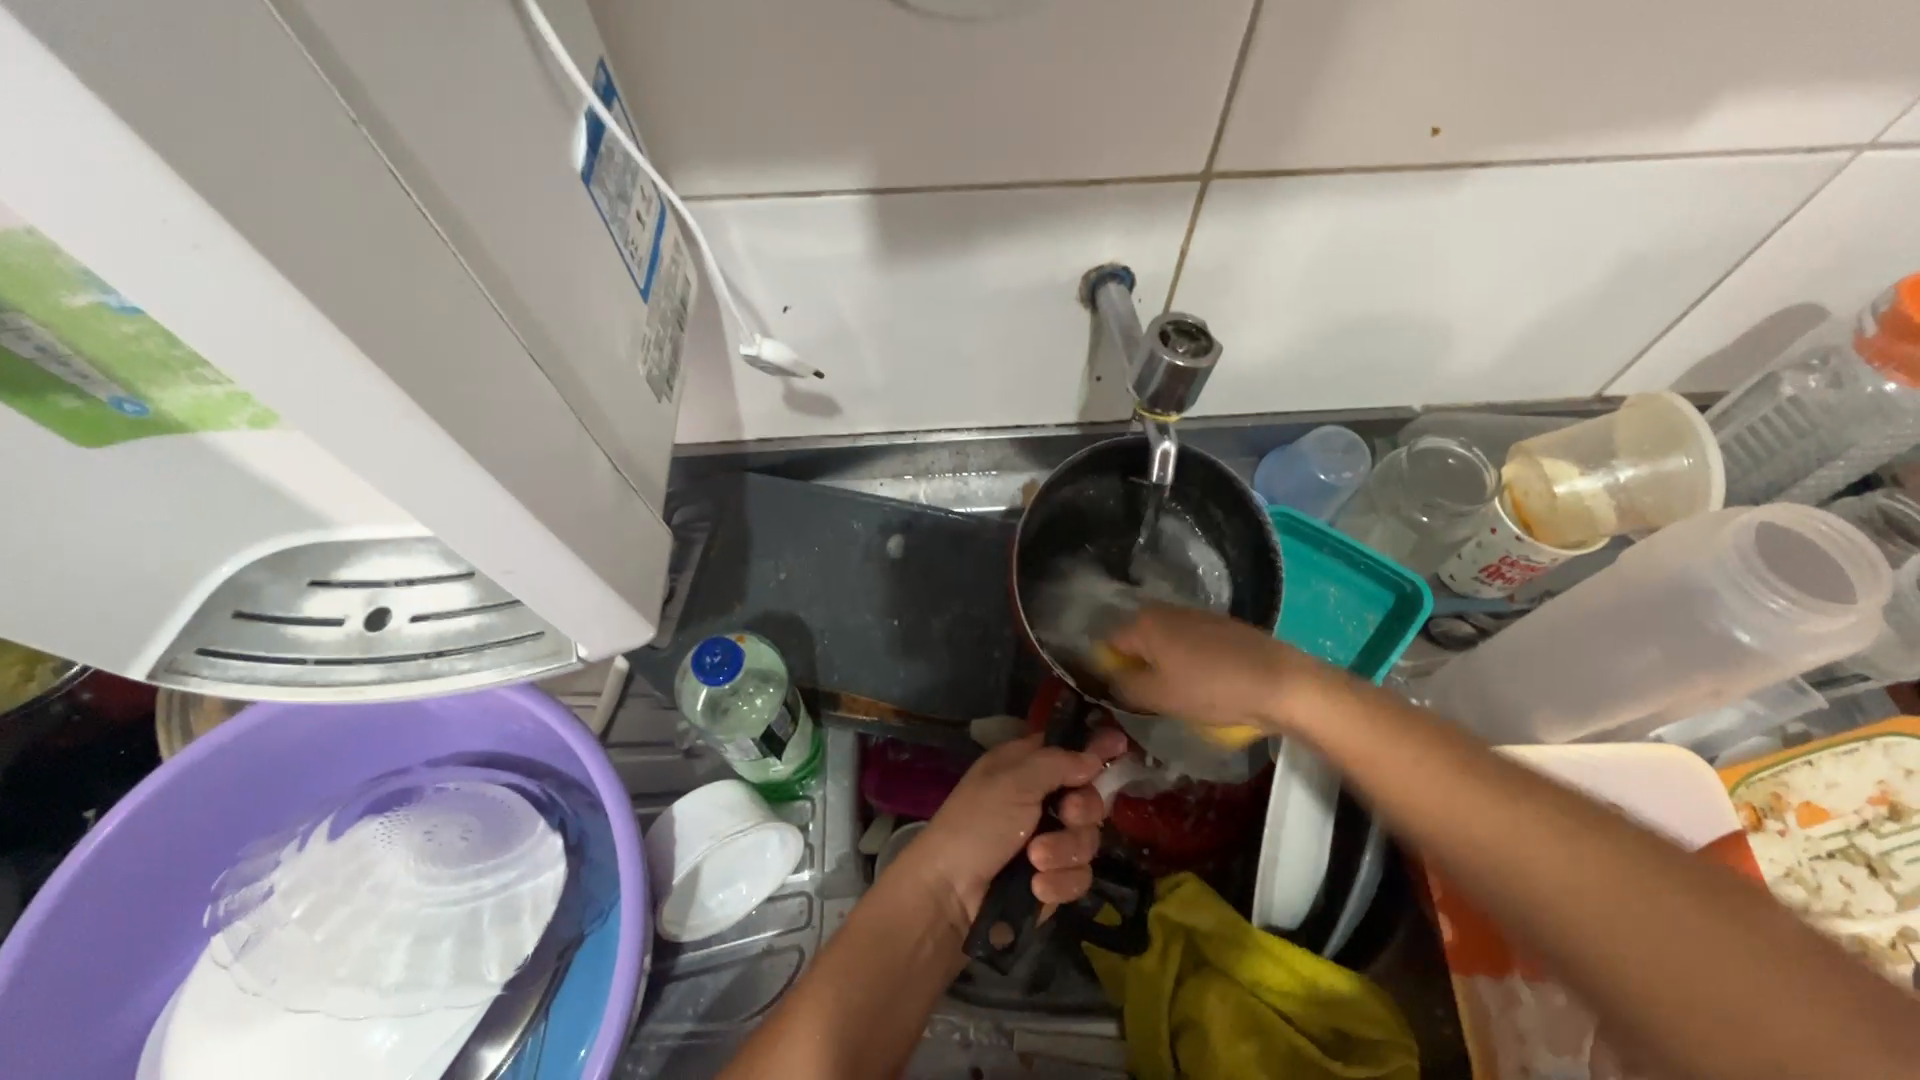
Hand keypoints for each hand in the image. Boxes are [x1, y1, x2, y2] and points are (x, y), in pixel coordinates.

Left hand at [898, 727, 1129, 924]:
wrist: (951, 894)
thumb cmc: (976, 824)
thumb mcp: (1013, 781)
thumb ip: (1058, 763)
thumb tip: (1093, 756)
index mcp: (1025, 767)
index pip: (1068, 749)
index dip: (1094, 748)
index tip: (1120, 746)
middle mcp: (1040, 800)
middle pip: (1090, 797)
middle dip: (1082, 810)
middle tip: (1065, 816)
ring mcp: (1049, 842)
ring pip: (1088, 839)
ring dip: (1065, 850)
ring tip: (1035, 859)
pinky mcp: (1053, 880)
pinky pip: (1080, 875)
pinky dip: (1059, 881)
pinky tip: (1036, 887)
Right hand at [1106, 604, 1333, 734]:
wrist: (1281, 682)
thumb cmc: (1212, 689)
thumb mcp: (1158, 697)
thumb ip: (1124, 686)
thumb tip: (1110, 678)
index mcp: (1144, 623)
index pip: (1108, 644)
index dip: (1110, 670)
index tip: (1125, 695)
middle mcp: (1165, 610)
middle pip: (1137, 641)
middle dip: (1139, 667)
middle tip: (1152, 698)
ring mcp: (1196, 615)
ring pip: (1165, 642)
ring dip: (1165, 665)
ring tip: (1182, 694)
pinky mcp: (1221, 625)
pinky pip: (1190, 644)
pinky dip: (1190, 661)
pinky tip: (1207, 683)